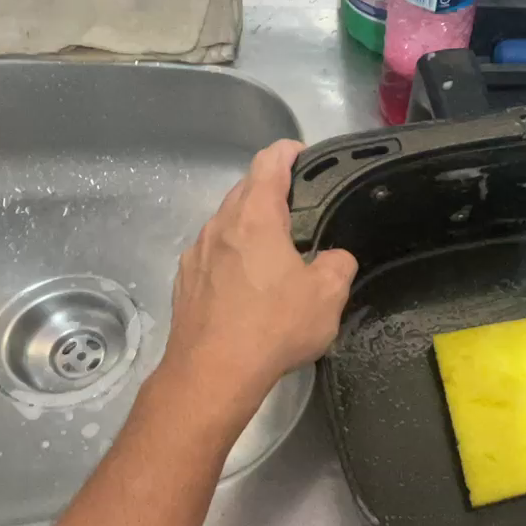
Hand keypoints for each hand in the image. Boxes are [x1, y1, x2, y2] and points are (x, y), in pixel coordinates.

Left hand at [159, 140, 357, 399]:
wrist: (212, 374)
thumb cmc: (272, 327)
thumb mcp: (328, 296)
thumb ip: (339, 265)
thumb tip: (334, 259)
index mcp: (255, 218)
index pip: (269, 162)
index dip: (289, 152)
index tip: (305, 157)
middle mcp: (220, 226)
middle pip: (245, 189)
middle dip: (271, 190)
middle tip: (302, 209)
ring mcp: (197, 254)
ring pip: (226, 223)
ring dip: (251, 225)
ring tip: (277, 249)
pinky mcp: (186, 282)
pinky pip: (213, 253)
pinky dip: (234, 255)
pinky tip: (249, 285)